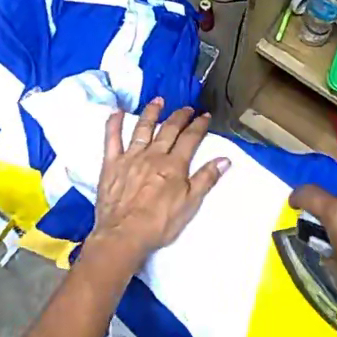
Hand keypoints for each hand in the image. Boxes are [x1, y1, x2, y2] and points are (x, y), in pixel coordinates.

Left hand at [84, 100, 227, 268]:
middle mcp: (153, 155)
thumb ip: (206, 178)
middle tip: (187, 108)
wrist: (124, 235)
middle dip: (180, 116)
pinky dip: (113, 124)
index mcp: (175, 165)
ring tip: (158, 101)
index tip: (206, 116)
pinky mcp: (111, 164)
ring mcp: (130, 158)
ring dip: (152, 113)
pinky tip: (116, 112)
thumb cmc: (161, 222)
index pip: (191, 139)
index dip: (199, 125)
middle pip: (169, 130)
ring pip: (143, 129)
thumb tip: (225, 159)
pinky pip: (111, 140)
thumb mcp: (191, 203)